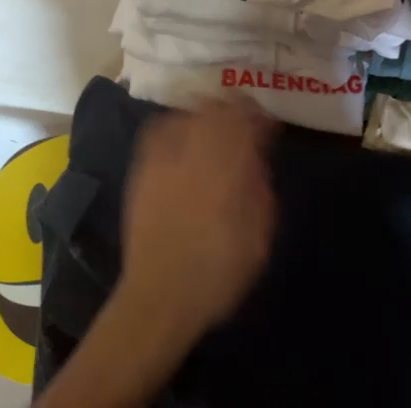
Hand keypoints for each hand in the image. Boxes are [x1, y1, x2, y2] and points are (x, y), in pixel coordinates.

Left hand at [116, 100, 278, 341]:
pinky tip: (181, 134)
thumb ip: (260, 192)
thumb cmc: (217, 274)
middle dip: (234, 111)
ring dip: (205, 115)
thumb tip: (256, 163)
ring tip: (214, 124)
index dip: (259, 117)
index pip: (245, 123)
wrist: (159, 298)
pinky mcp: (141, 172)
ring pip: (187, 116)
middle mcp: (194, 157)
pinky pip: (157, 132)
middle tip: (245, 122)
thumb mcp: (258, 238)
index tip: (269, 123)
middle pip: (215, 112)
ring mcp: (162, 162)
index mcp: (228, 172)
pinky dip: (174, 126)